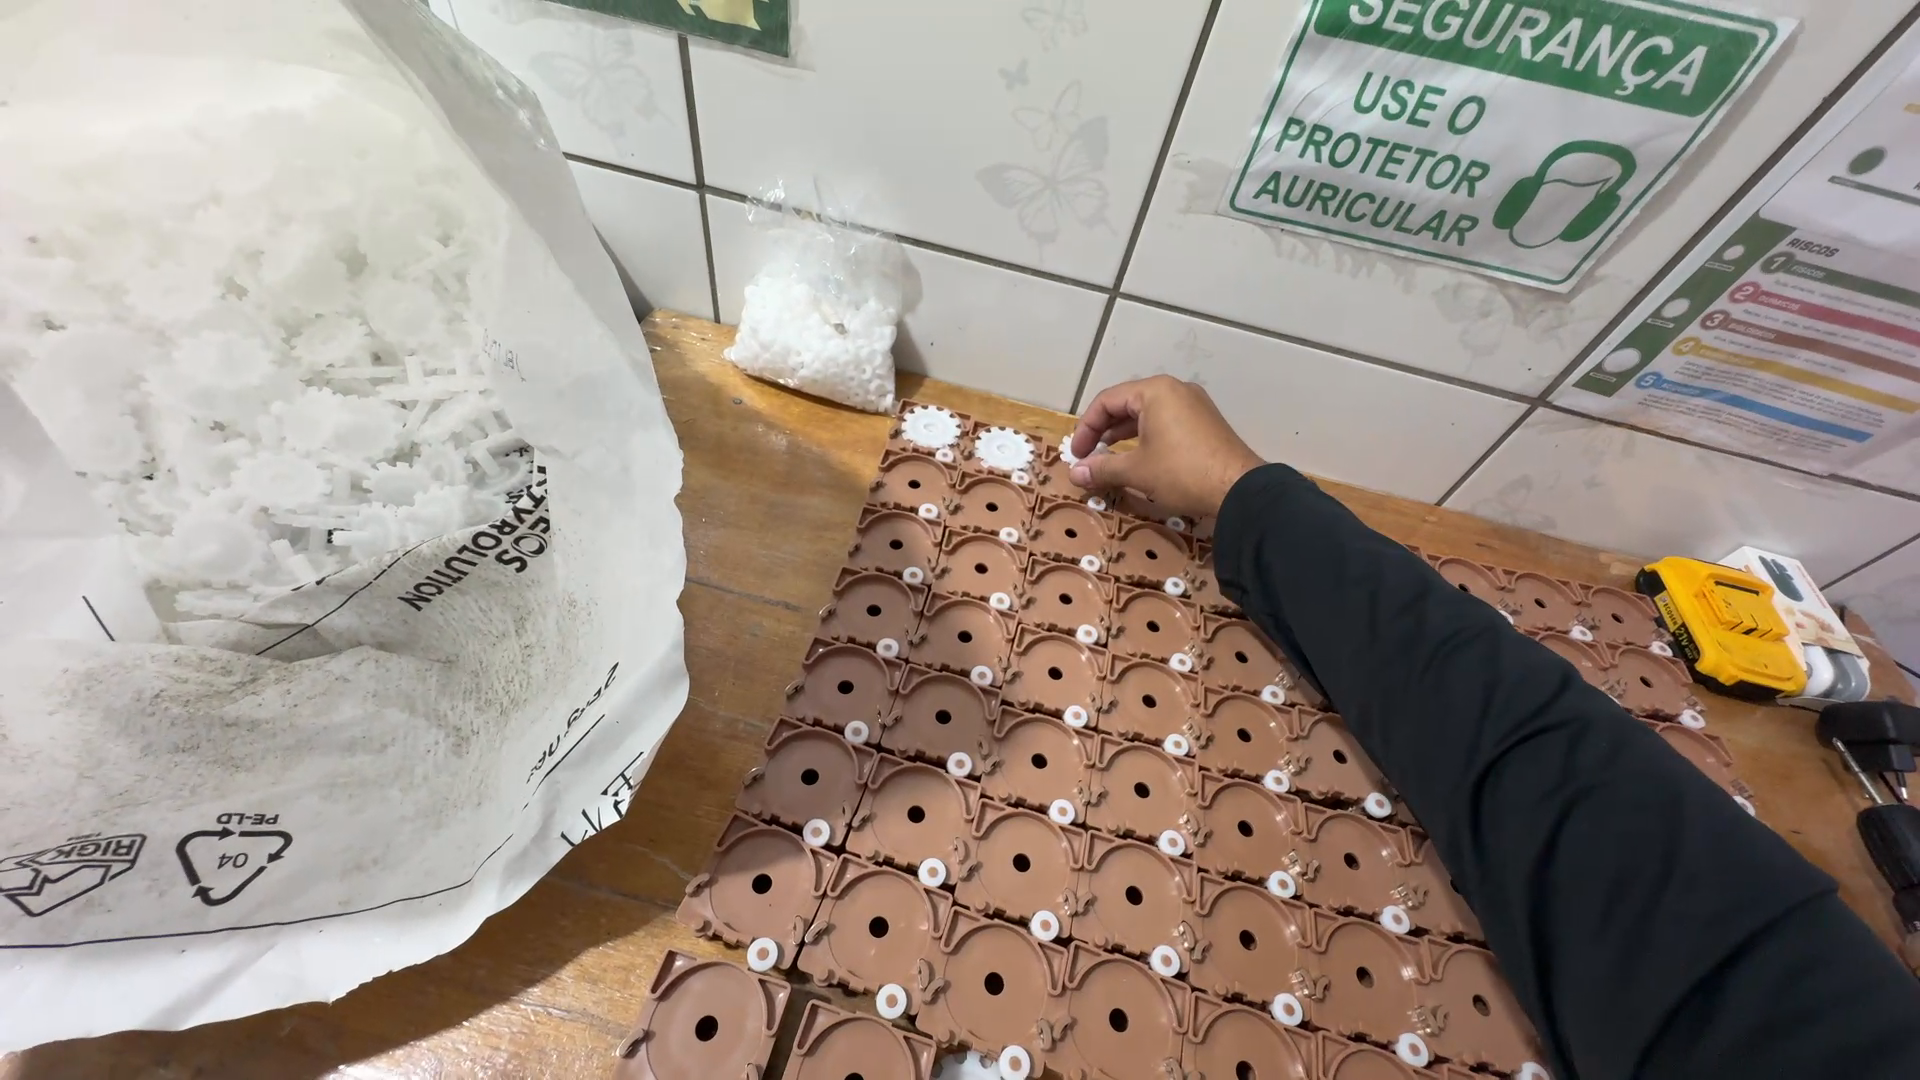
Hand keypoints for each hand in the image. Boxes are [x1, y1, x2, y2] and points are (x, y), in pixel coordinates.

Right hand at [1068, 376, 1264, 519]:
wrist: (1239, 489)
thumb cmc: (1181, 472)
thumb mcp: (1136, 471)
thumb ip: (1101, 468)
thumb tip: (1075, 474)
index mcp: (1155, 391)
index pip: (1107, 401)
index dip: (1086, 428)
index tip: (1077, 455)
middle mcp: (1174, 390)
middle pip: (1126, 403)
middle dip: (1103, 430)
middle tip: (1089, 455)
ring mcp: (1193, 404)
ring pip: (1146, 413)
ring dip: (1123, 435)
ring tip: (1108, 457)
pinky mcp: (1204, 422)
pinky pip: (1165, 422)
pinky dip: (1146, 437)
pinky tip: (1138, 458)